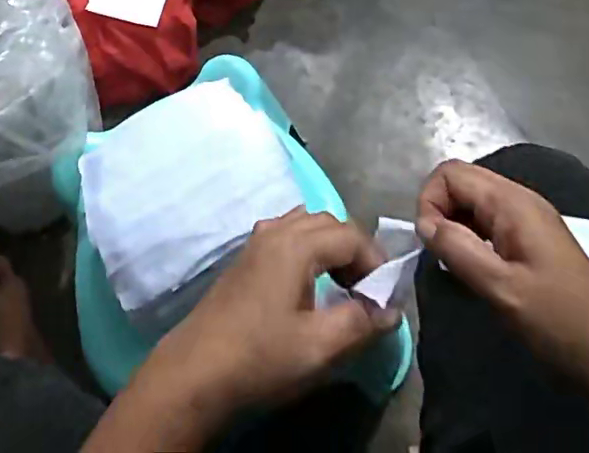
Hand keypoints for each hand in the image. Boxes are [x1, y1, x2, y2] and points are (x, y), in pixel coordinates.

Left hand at [132, 210, 400, 419]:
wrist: (199, 367)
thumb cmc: (262, 354)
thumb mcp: (320, 346)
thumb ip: (360, 321)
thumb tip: (389, 308)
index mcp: (295, 244)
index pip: (350, 234)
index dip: (375, 262)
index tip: (385, 298)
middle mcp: (275, 231)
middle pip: (327, 221)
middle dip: (354, 250)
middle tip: (366, 291)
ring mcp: (256, 240)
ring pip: (305, 224)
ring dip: (330, 247)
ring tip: (342, 286)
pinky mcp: (246, 256)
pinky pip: (286, 234)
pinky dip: (308, 248)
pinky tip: (309, 283)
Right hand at [416, 160, 588, 383]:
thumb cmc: (561, 321)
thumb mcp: (501, 288)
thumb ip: (456, 248)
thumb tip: (424, 224)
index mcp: (512, 202)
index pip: (449, 174)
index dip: (430, 201)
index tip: (432, 243)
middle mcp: (520, 199)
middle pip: (460, 181)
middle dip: (439, 210)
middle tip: (443, 253)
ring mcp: (529, 218)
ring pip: (472, 200)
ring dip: (455, 224)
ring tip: (459, 263)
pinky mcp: (533, 238)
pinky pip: (487, 219)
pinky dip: (471, 235)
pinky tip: (478, 267)